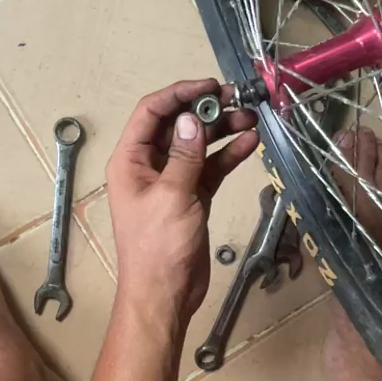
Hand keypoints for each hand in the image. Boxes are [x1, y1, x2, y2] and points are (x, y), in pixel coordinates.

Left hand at [106, 79, 260, 333]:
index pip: (151, 112)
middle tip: (239, 99)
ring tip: (251, 118)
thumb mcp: (172, 196)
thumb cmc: (158, 247)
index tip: (211, 85)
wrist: (164, 294)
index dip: (179, 93)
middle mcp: (148, 165)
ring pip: (197, 144)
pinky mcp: (192, 196)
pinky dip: (228, 155)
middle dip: (207, 109)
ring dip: (222, 130)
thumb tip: (191, 118)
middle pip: (177, 125)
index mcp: (130, 160)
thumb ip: (184, 155)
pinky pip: (210, 167)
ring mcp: (171, 180)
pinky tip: (250, 143)